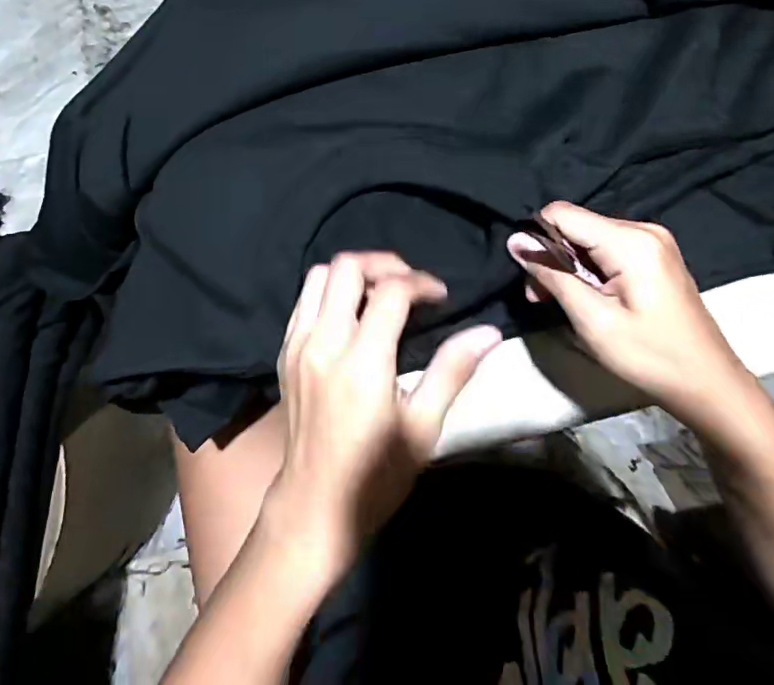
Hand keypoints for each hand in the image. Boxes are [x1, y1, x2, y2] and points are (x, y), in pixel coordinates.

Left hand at [265, 252, 501, 580]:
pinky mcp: (284, 355)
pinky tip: (352, 313)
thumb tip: (489, 332)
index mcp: (361, 363)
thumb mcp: (423, 428)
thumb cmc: (376, 475)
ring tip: (382, 292)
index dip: (422, 283)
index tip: (442, 298)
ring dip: (354, 274)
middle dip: (385, 264)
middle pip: (347, 268)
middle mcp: (323, 344)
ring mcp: (297, 347)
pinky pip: (303, 301)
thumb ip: (452, 371)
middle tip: (412, 284)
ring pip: (319, 276)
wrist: (313, 509)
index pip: (390, 291)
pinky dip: (329, 292)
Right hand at [508, 202, 758, 438]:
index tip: (530, 277)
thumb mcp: (593, 321)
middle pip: (575, 226)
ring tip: (564, 304)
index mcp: (631, 241)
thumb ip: (553, 276)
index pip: (562, 213)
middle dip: (552, 258)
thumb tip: (516, 241)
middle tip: (542, 300)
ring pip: (588, 238)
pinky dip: (590, 270)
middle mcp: (643, 229)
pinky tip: (589, 298)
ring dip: (569, 267)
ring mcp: (652, 240)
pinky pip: (608, 249)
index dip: (537, 239)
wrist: (707, 382)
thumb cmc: (650, 357)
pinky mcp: (654, 254)